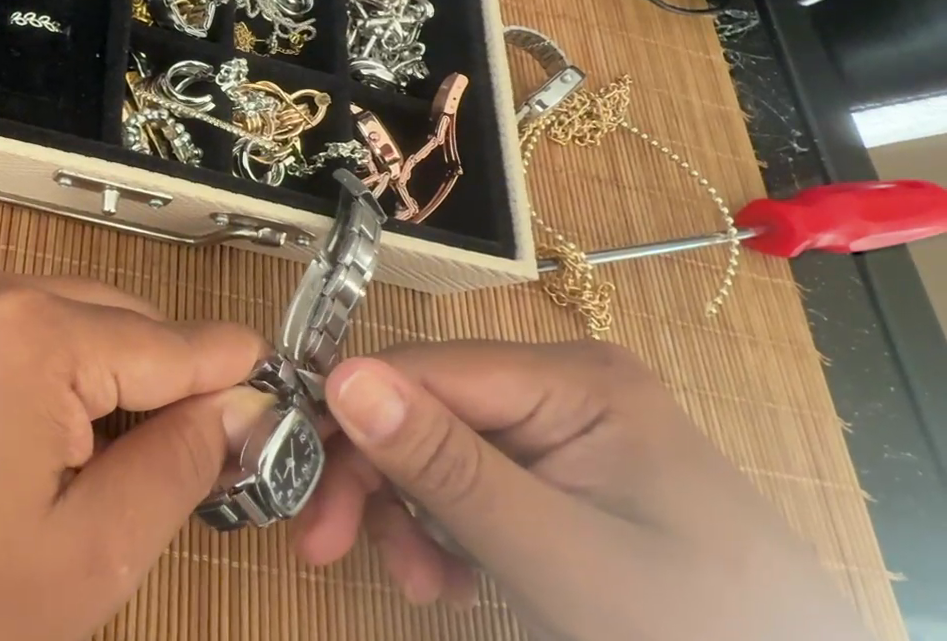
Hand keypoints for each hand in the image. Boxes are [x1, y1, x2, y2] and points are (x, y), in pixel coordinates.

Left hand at [0, 268, 269, 640]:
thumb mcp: (91, 553)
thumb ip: (180, 464)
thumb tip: (236, 409)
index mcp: (38, 332)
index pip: (176, 343)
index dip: (232, 384)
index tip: (272, 420)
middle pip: (130, 321)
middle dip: (173, 383)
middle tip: (197, 465)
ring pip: (85, 318)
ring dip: (121, 377)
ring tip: (125, 463)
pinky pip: (36, 325)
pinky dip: (70, 369)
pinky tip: (68, 437)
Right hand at [291, 340, 870, 640]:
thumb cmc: (690, 631)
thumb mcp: (555, 555)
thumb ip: (444, 463)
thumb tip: (338, 375)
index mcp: (570, 379)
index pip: (419, 372)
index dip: (348, 423)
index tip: (296, 490)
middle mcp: (559, 384)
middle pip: (421, 410)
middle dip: (374, 480)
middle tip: (325, 546)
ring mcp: (562, 427)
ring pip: (436, 448)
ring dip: (407, 513)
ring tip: (418, 583)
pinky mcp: (561, 470)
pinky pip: (471, 479)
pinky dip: (444, 527)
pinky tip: (451, 577)